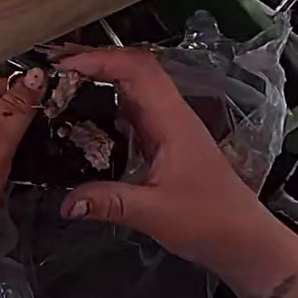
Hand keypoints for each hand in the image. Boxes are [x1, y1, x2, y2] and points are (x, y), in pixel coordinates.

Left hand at [0, 69, 46, 266]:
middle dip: (30, 112)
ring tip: (50, 145)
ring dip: (20, 137)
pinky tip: (21, 168)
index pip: (9, 83)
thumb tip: (37, 72)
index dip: (35, 86)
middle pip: (2, 107)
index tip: (65, 98)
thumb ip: (16, 108)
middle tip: (64, 124)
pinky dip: (8, 158)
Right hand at [55, 49, 285, 268]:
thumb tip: (65, 203)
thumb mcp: (155, 213)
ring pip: (134, 89)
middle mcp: (171, 115)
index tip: (64, 67)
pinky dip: (108, 105)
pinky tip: (85, 116)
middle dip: (95, 62)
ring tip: (63, 85)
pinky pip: (133, 112)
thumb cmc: (208, 219)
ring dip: (101, 80)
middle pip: (134, 70)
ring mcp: (169, 127)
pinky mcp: (164, 142)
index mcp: (172, 120)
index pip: (137, 70)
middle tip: (55, 68)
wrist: (242, 237)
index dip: (101, 60)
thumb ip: (109, 203)